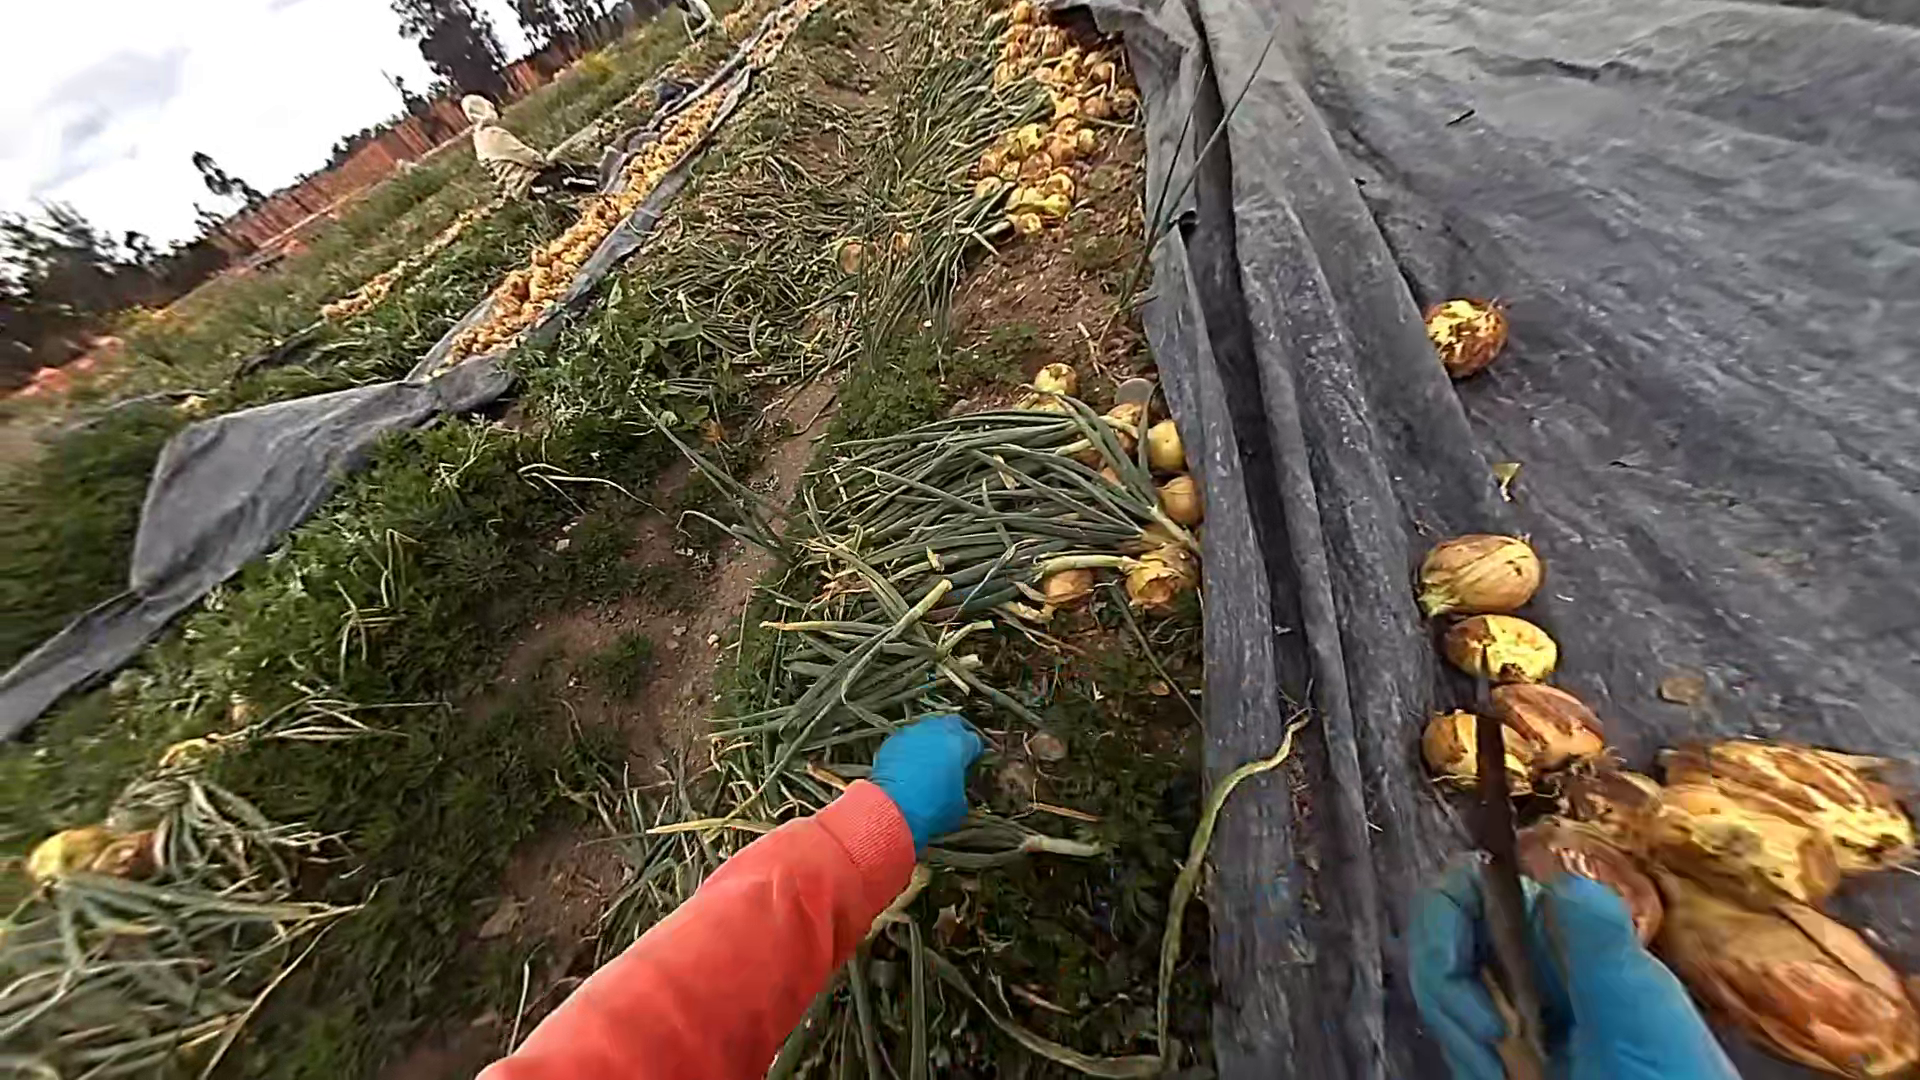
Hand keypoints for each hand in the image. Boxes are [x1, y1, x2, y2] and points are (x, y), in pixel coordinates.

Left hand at [869, 714, 982, 851]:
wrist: (892, 810)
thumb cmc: (930, 808)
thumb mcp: (959, 805)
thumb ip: (963, 786)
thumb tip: (957, 786)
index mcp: (960, 743)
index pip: (975, 741)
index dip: (973, 755)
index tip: (968, 767)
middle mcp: (938, 731)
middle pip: (952, 725)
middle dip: (954, 739)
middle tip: (951, 759)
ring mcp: (913, 732)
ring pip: (928, 729)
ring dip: (931, 742)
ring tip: (927, 764)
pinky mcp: (893, 739)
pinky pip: (907, 739)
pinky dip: (910, 749)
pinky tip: (907, 768)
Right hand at [1410, 865, 1737, 1079]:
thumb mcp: (1638, 1018)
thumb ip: (1601, 943)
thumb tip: (1565, 869)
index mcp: (1560, 933)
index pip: (1472, 880)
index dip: (1444, 909)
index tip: (1452, 965)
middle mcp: (1527, 951)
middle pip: (1441, 924)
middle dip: (1441, 977)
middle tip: (1480, 1037)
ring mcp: (1509, 993)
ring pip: (1434, 969)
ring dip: (1446, 1016)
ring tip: (1490, 1069)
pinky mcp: (1495, 1033)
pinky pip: (1444, 1014)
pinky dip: (1454, 1043)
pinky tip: (1487, 1073)